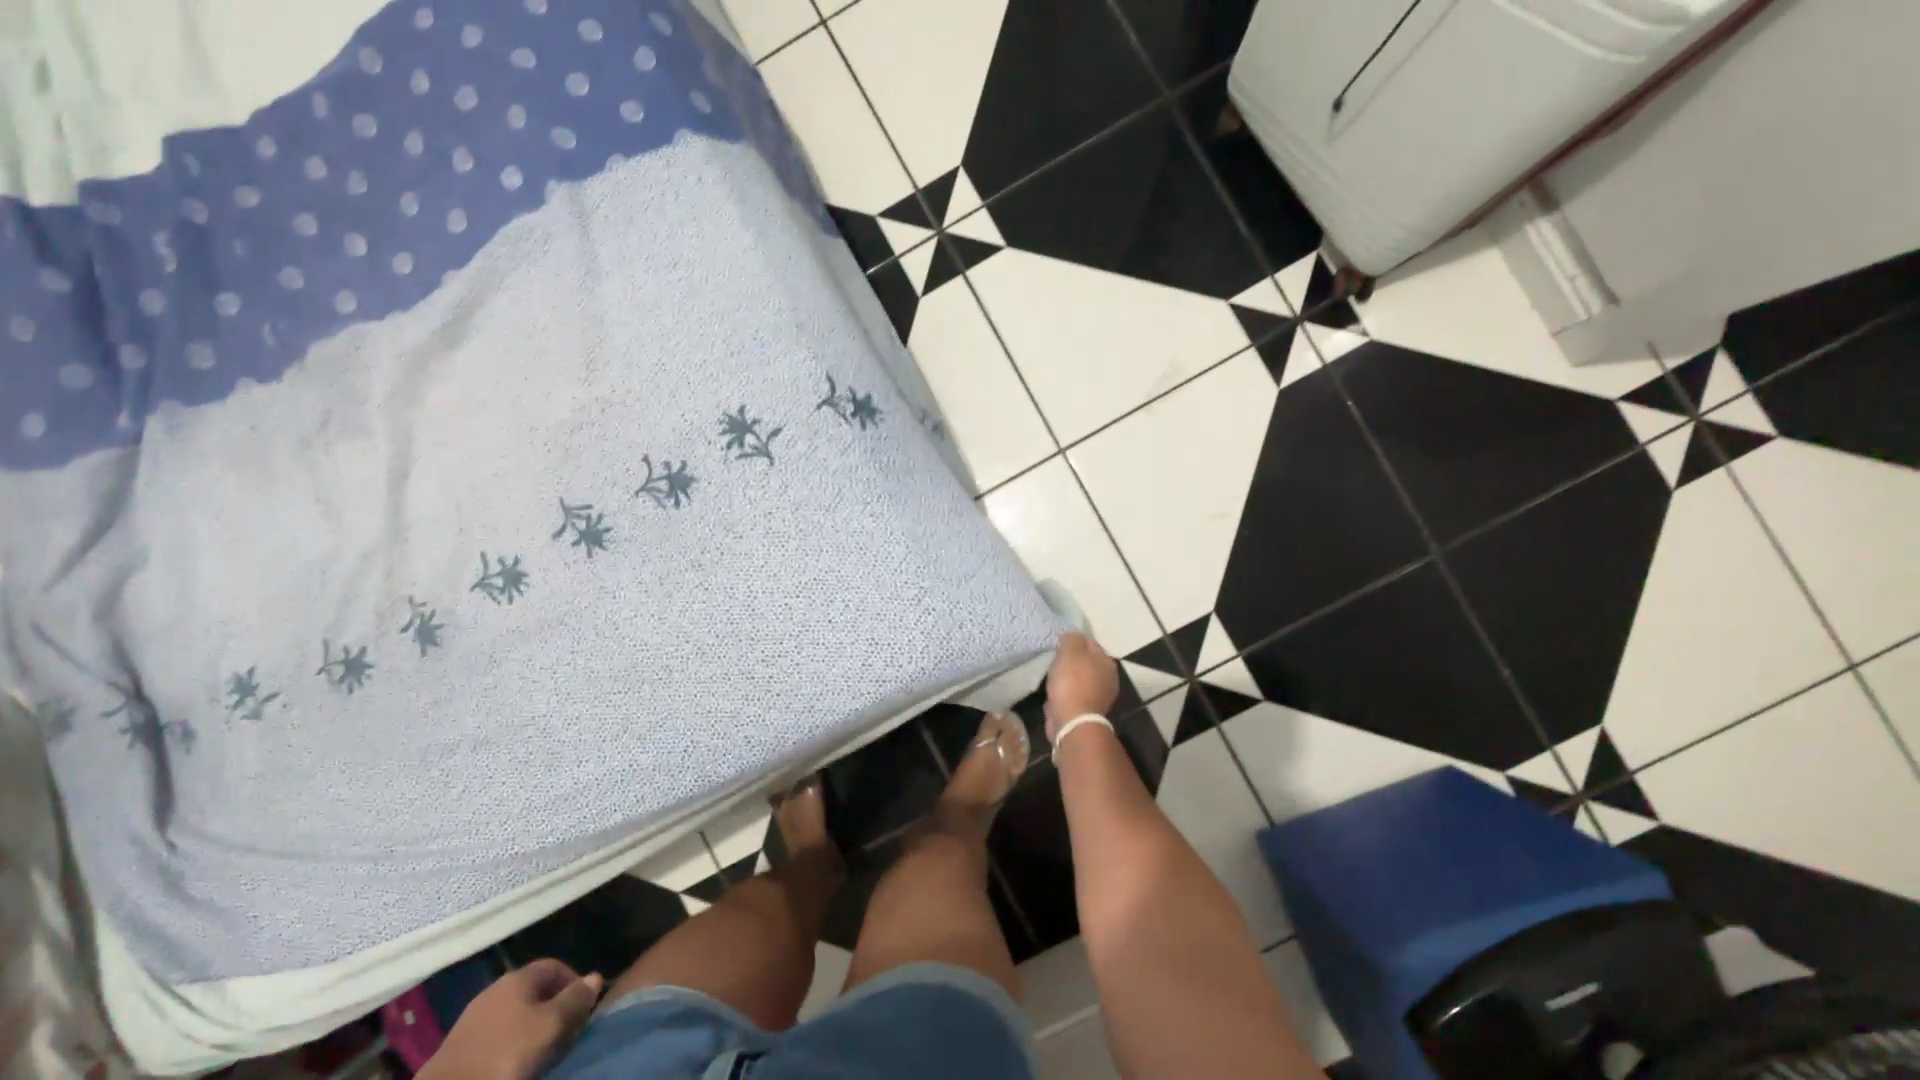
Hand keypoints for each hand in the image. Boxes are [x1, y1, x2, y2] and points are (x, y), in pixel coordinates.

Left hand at [418, 960, 604, 1079]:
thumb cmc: (507, 1053)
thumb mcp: (551, 1025)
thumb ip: (575, 999)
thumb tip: (594, 976)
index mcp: (517, 978)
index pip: (555, 965)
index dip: (575, 982)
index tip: (585, 1008)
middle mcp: (495, 989)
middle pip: (536, 989)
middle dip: (556, 1007)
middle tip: (569, 1031)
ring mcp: (476, 1016)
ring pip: (517, 1012)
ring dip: (535, 1026)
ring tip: (546, 1049)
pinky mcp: (463, 1043)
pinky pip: (500, 1032)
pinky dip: (515, 1040)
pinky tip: (517, 1060)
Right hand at [1044, 633, 1119, 738]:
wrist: (1072, 721)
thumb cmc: (1072, 683)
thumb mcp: (1070, 652)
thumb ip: (1071, 639)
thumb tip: (1071, 636)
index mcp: (1107, 661)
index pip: (1089, 642)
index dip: (1073, 640)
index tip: (1057, 643)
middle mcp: (1108, 678)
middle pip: (1086, 662)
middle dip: (1071, 660)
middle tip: (1053, 659)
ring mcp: (1099, 696)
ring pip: (1080, 679)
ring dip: (1068, 678)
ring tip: (1052, 676)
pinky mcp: (1088, 711)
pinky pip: (1074, 695)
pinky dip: (1066, 693)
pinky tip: (1054, 693)